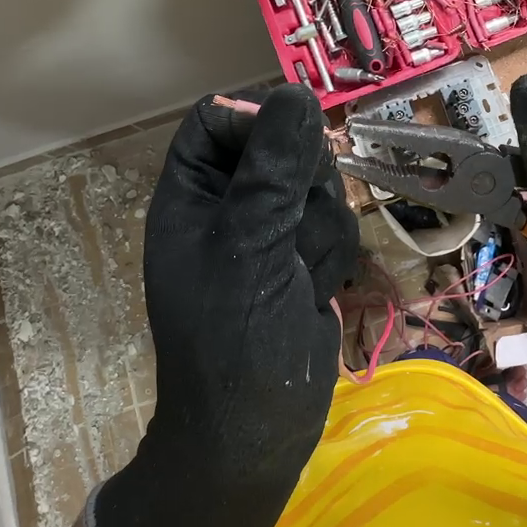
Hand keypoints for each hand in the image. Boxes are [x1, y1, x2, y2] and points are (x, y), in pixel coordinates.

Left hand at [82, 86, 358, 526]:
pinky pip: (335, 221)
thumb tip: (297, 93)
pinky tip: (315, 289)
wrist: (259, 432)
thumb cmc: (232, 339)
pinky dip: (333, 254)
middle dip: (302, 186)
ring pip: (318, 185)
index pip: (218, 118)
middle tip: (292, 229)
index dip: (254, 120)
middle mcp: (230, 201)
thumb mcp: (248, 246)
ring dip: (320, 229)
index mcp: (192, 192)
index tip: (289, 144)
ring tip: (299, 274)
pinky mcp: (304, 254)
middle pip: (283, 145)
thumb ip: (273, 169)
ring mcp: (270, 229)